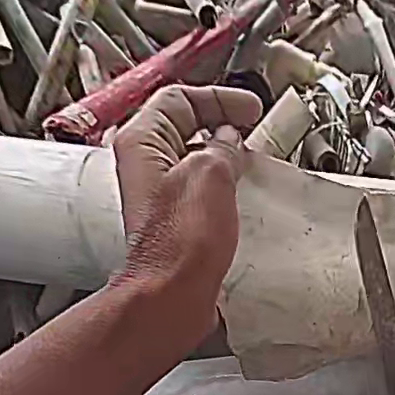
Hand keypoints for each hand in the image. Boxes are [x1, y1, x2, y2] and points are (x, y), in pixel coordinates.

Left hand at [109, 85, 262, 339]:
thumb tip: (230, 143)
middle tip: (252, 133)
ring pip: (196, 164)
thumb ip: (223, 148)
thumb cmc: (180, 242)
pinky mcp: (177, 226)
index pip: (180, 99)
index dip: (220, 99)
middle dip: (222, 127)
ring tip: (252, 165)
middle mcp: (146, 168)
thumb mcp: (211, 174)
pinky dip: (224, 191)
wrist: (173, 295)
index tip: (250, 108)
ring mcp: (161, 199)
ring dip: (226, 161)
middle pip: (185, 129)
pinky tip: (243, 199)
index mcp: (142, 142)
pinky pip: (202, 196)